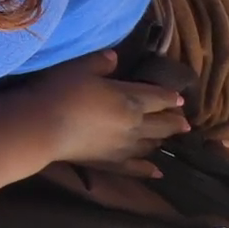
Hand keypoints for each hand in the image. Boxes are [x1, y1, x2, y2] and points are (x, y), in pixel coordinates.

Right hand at [28, 50, 187, 175]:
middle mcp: (136, 125)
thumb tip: (116, 57)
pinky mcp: (114, 162)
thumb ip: (98, 62)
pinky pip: (138, 167)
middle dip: (175, 121)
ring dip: (160, 139)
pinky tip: (156, 170)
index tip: (179, 97)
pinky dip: (149, 168)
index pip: (157, 97)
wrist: (44, 126)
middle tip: (183, 121)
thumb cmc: (59, 91)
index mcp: (128, 99)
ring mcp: (127, 147)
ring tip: (164, 137)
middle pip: (163, 124)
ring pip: (152, 144)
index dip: (169, 96)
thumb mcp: (76, 68)